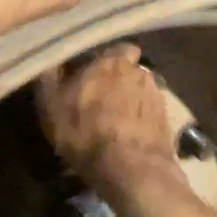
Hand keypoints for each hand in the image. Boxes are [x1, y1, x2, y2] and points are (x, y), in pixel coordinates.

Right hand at [36, 43, 183, 194]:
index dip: (103, 61)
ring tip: (117, 123)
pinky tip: (130, 137)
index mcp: (112, 60)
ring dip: (131, 102)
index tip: (92, 74)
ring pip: (140, 92)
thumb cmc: (85, 132)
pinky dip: (141, 121)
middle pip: (128, 70)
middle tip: (102, 101)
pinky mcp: (167, 120)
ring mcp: (157, 95)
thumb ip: (49, 77)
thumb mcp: (51, 105)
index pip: (113, 48)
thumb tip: (50, 60)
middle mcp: (139, 71)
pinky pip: (149, 114)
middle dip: (117, 82)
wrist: (131, 169)